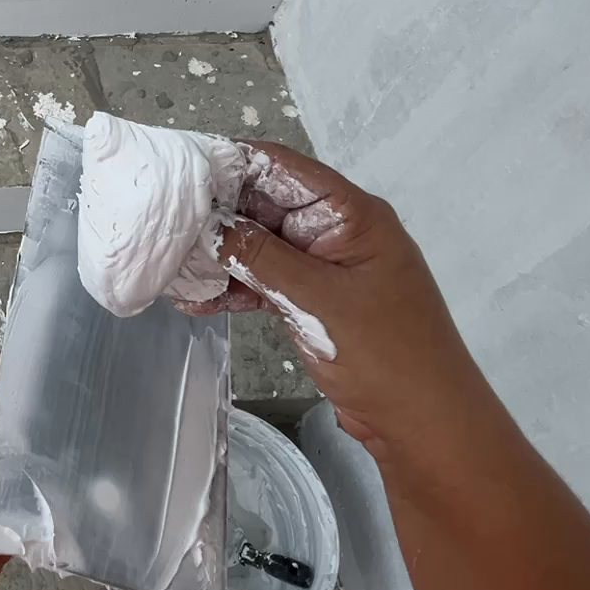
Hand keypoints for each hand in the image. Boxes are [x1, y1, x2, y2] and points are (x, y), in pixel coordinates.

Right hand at [186, 142, 498, 456]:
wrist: (425, 427)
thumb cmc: (386, 355)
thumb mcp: (318, 300)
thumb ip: (261, 257)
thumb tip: (210, 225)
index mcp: (348, 214)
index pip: (282, 167)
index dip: (231, 161)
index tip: (182, 168)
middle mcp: (331, 230)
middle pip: (262, 205)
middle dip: (215, 213)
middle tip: (164, 219)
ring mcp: (319, 265)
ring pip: (256, 244)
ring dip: (218, 255)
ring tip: (171, 263)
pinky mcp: (308, 296)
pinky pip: (261, 278)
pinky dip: (231, 288)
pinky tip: (194, 300)